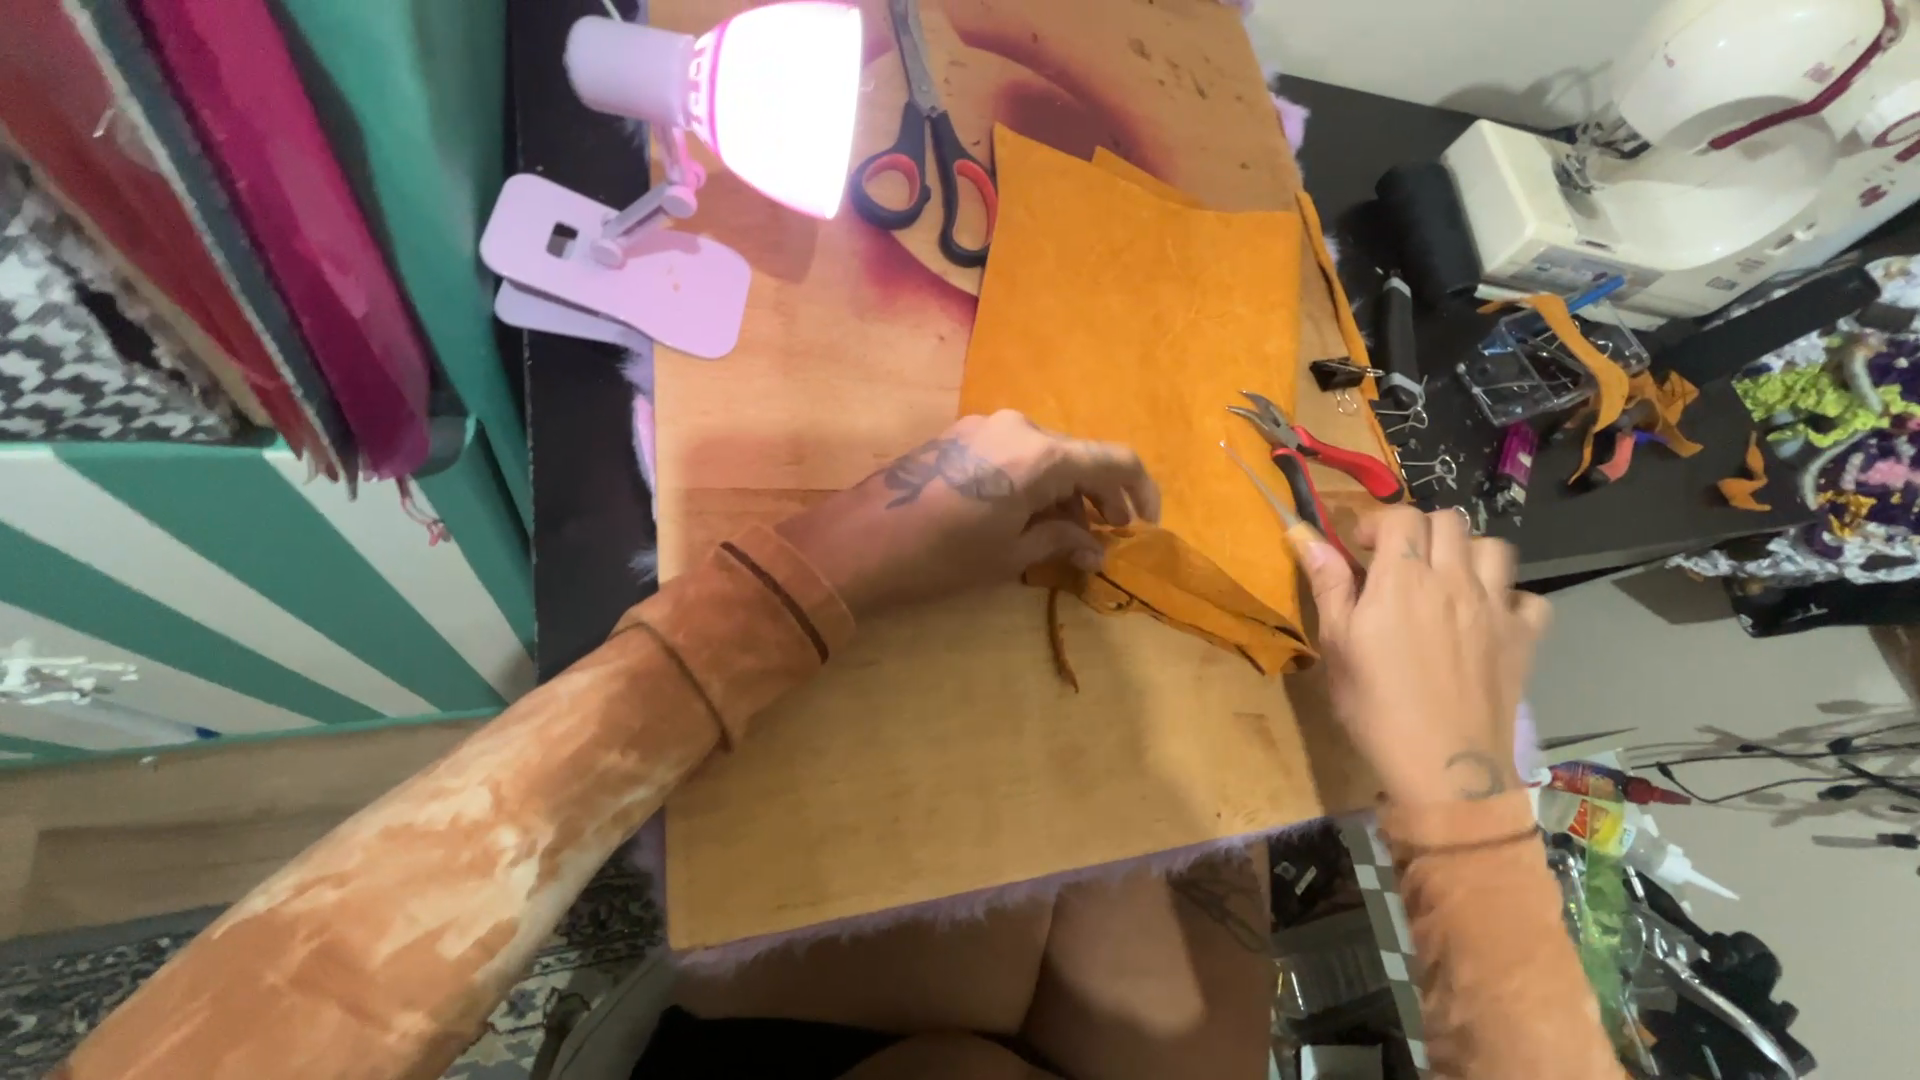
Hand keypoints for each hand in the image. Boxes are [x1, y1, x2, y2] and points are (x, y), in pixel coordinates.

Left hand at [775, 410, 1160, 617]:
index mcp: (1041, 454)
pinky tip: (1025, 515)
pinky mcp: (960, 435)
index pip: (1115, 460)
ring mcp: (985, 426)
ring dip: (1065, 492)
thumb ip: (1062, 541)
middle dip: (1099, 497)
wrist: (858, 542)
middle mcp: (1018, 427)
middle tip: (1104, 539)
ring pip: (1046, 455)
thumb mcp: (1009, 554)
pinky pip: (1014, 453)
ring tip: (1064, 536)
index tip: (1144, 526)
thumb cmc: (941, 556)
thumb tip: (1098, 549)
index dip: (1141, 492)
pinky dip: (1033, 482)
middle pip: (1079, 456)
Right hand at [1299, 507, 1550, 805]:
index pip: (1401, 518)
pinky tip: (1487, 616)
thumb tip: (1308, 537)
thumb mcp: (1337, 644)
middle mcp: (1454, 582)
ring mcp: (1495, 609)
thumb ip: (1329, 586)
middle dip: (1420, 529)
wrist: (1442, 765)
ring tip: (1446, 578)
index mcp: (1402, 581)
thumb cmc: (1374, 705)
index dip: (1378, 522)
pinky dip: (1509, 597)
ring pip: (1494, 548)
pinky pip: (1528, 598)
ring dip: (1467, 552)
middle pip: (1448, 522)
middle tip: (1400, 560)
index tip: (1361, 548)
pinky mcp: (1523, 639)